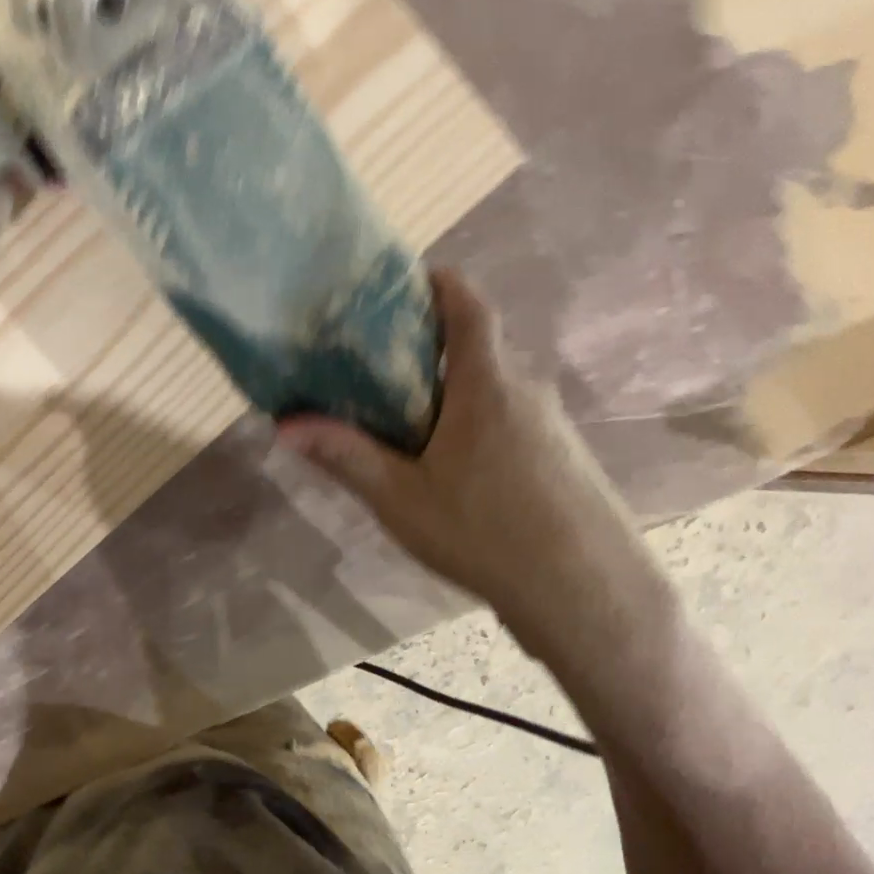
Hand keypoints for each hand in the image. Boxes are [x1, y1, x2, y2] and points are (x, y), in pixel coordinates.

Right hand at [279, 270, 672, 660]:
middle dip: (429, 348)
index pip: (469, 309)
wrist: (589, 594)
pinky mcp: (565, 458)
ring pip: (494, 390)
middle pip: (478, 349)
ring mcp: (553, 425)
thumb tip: (283, 425)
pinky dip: (476, 422)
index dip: (440, 284)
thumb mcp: (400, 498)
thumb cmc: (484, 533)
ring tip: (403, 420)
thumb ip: (344, 456)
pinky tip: (451, 469)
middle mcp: (526, 392)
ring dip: (452, 392)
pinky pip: (512, 420)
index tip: (407, 279)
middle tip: (376, 366)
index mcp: (486, 386)